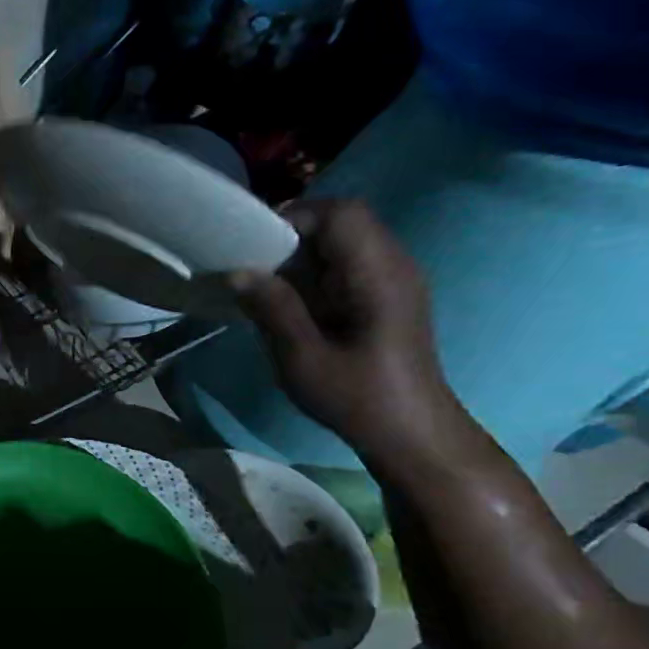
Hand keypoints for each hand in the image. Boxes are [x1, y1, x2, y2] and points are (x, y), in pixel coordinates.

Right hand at [231, 198, 473, 468]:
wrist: (411, 433)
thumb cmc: (358, 398)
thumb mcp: (304, 359)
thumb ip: (273, 309)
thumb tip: (238, 271)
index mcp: (378, 275)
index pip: (340, 214)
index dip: (296, 217)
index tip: (256, 245)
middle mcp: (394, 264)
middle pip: (344, 219)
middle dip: (295, 232)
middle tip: (257, 263)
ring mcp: (395, 278)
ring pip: (346, 238)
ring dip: (304, 251)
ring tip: (270, 281)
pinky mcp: (387, 294)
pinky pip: (350, 260)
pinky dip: (317, 267)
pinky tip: (295, 299)